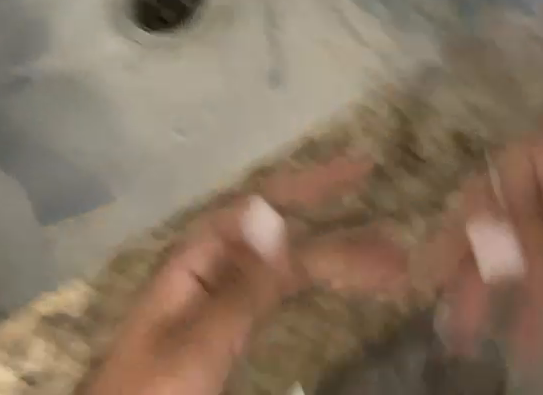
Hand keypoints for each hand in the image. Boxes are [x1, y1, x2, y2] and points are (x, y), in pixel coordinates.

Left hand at [88, 158, 411, 394]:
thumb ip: (239, 284)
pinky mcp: (224, 329)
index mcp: (198, 256)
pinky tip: (335, 280)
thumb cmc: (149, 393)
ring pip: (288, 264)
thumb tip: (275, 216)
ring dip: (336, 259)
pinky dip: (312, 282)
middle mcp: (212, 265)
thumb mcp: (196, 343)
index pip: (264, 202)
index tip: (361, 170)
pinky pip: (278, 291)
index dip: (313, 182)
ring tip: (388, 266)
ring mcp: (219, 297)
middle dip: (340, 228)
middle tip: (394, 234)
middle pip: (285, 231)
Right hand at [423, 114, 542, 361]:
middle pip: (510, 216)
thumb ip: (541, 236)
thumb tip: (478, 242)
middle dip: (485, 271)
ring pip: (538, 241)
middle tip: (458, 323)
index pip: (493, 185)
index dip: (461, 230)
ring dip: (521, 292)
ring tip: (501, 345)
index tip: (433, 275)